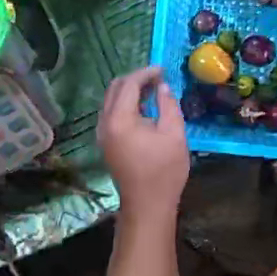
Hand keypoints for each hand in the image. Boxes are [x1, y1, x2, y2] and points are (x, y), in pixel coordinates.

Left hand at [99, 65, 188, 220]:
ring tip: (154, 91)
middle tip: (158, 78)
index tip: (163, 70)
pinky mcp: (106, 143)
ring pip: (111, 101)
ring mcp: (102, 134)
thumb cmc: (164, 170)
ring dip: (130, 91)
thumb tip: (162, 87)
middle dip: (136, 79)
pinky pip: (112, 113)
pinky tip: (145, 109)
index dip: (146, 73)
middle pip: (115, 89)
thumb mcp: (174, 133)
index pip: (129, 84)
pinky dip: (126, 105)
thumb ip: (168, 105)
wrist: (147, 205)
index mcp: (119, 119)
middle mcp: (104, 123)